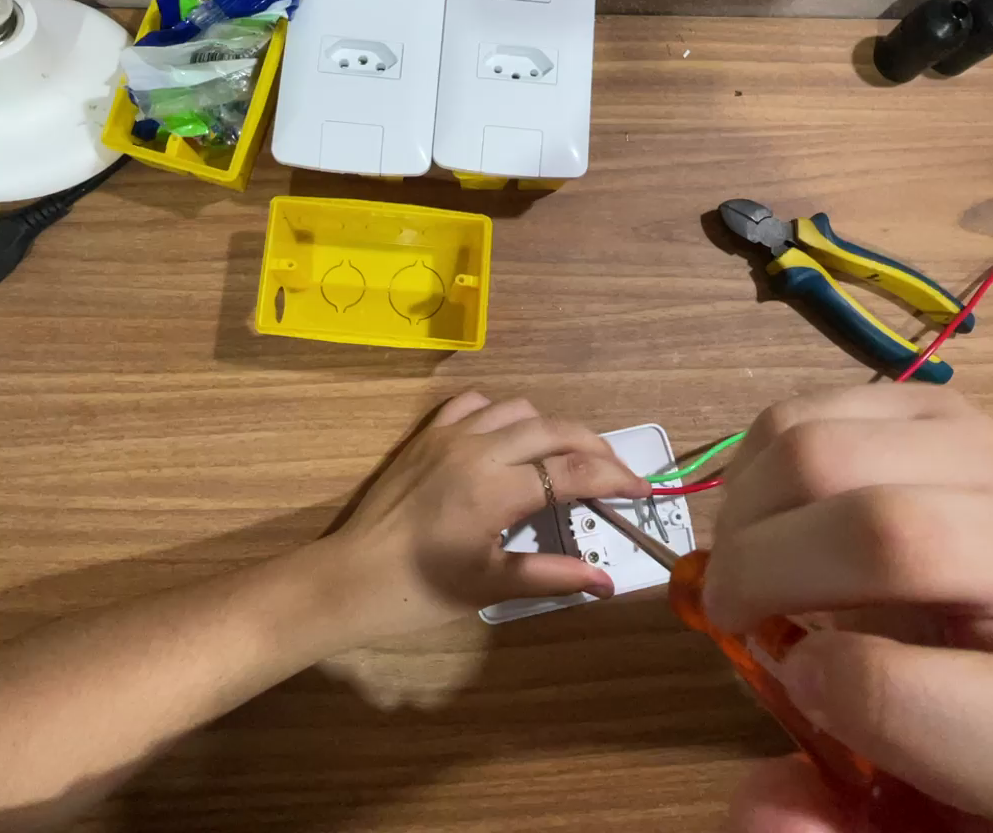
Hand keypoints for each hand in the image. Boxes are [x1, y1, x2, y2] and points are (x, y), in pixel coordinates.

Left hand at [326, 392, 649, 637]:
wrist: (351, 576)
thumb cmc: (420, 589)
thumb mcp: (490, 586)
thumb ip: (552, 576)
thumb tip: (606, 583)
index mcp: (497, 488)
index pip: (572, 472)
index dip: (614, 478)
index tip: (641, 488)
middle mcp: (479, 449)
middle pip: (555, 430)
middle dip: (594, 448)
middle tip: (614, 473)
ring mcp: (450, 434)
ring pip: (518, 409)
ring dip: (550, 429)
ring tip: (561, 459)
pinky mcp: (427, 433)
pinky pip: (474, 403)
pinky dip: (501, 414)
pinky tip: (506, 438)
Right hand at [706, 387, 992, 832]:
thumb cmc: (950, 711)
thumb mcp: (901, 800)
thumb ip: (826, 824)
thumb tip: (754, 814)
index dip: (875, 703)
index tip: (803, 682)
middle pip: (889, 534)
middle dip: (762, 574)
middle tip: (730, 609)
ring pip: (821, 453)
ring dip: (746, 514)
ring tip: (747, 555)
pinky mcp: (936, 408)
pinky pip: (800, 414)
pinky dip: (751, 467)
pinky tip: (770, 510)